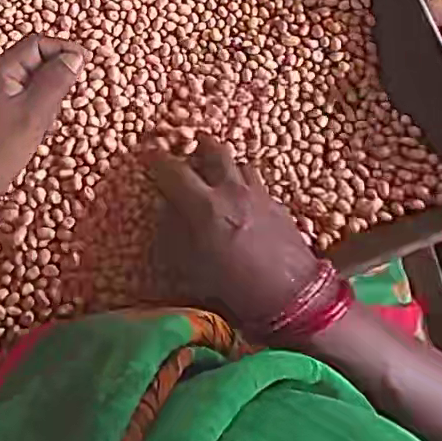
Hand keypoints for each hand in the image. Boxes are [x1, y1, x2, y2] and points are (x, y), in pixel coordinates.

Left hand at [0, 35, 85, 197]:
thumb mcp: (35, 113)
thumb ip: (56, 81)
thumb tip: (75, 57)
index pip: (36, 43)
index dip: (63, 48)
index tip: (85, 62)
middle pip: (32, 59)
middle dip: (56, 71)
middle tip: (72, 91)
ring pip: (29, 80)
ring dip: (47, 91)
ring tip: (52, 115)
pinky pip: (22, 98)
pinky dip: (37, 106)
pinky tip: (39, 126)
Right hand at [145, 137, 323, 329]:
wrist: (293, 296)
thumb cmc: (236, 287)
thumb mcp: (194, 266)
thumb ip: (176, 232)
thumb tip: (167, 209)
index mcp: (206, 207)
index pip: (175, 171)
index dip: (158, 160)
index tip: (148, 154)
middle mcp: (232, 191)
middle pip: (214, 152)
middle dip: (200, 145)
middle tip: (192, 144)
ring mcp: (258, 194)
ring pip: (239, 164)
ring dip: (225, 164)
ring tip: (219, 172)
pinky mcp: (277, 204)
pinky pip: (256, 183)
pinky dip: (244, 184)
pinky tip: (243, 199)